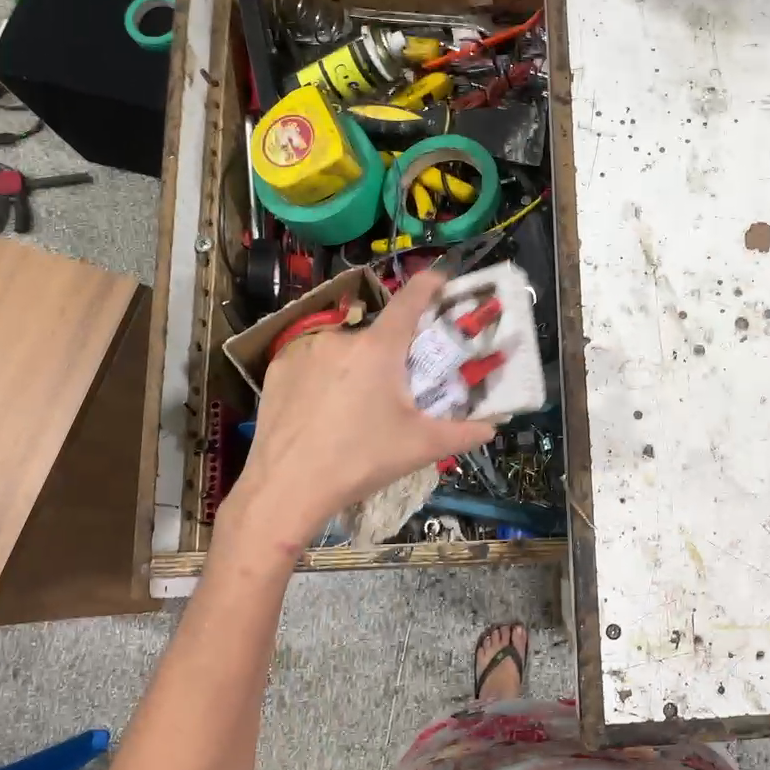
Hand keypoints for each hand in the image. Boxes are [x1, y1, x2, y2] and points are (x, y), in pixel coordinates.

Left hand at [220, 272, 495, 548]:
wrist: (287, 488)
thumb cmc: (361, 461)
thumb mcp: (420, 448)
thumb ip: (463, 433)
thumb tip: (492, 428)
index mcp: (379, 348)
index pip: (410, 299)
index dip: (430, 285)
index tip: (442, 280)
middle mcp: (341, 338)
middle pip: (378, 338)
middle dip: (391, 360)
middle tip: (396, 397)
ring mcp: (304, 350)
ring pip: (344, 353)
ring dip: (357, 371)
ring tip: (355, 413)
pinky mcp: (277, 368)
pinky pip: (312, 365)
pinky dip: (324, 380)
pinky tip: (323, 414)